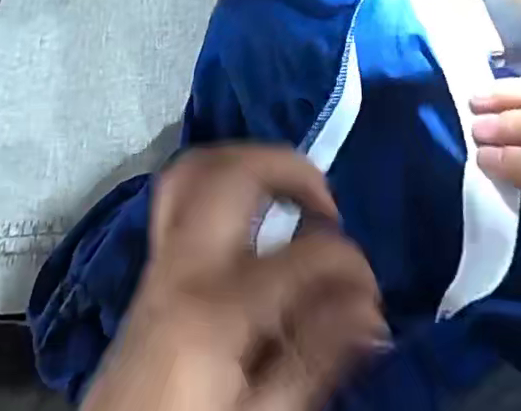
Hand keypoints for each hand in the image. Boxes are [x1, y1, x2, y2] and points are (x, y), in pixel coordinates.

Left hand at [81, 144, 385, 410]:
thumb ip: (316, 359)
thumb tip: (369, 309)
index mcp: (216, 309)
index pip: (304, 254)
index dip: (350, 264)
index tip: (368, 291)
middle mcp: (184, 264)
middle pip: (237, 173)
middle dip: (292, 170)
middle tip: (325, 203)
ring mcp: (160, 256)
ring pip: (199, 166)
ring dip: (251, 161)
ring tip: (288, 187)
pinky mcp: (152, 262)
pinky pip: (180, 189)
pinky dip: (220, 178)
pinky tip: (248, 204)